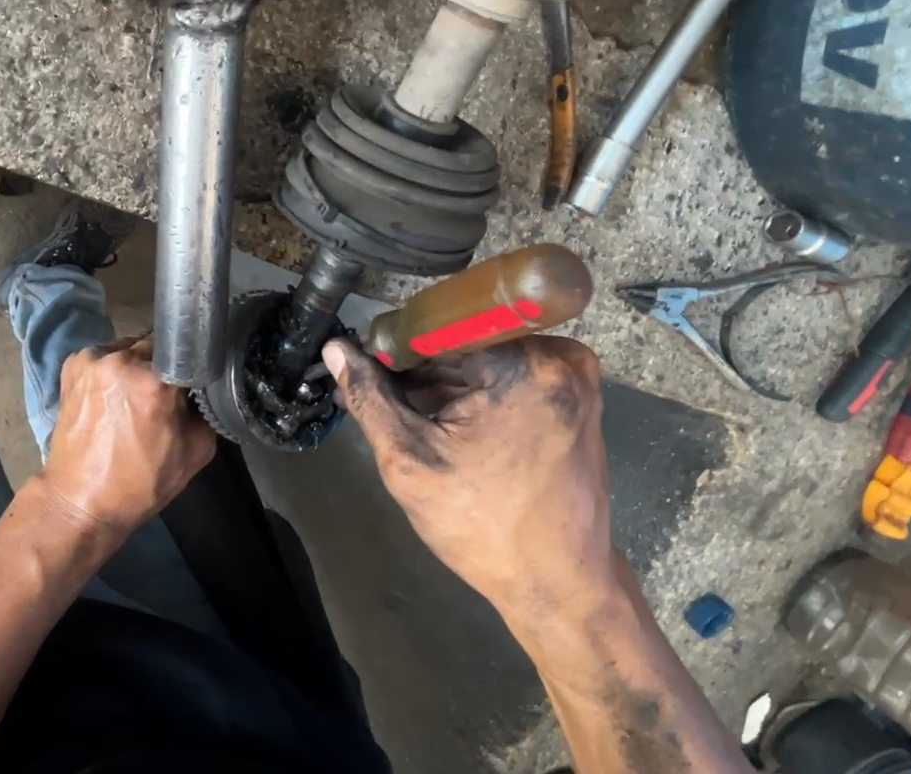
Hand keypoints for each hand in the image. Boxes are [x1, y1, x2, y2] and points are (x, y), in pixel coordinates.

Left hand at [35, 335, 216, 537]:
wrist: (80, 500)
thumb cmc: (140, 483)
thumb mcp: (195, 452)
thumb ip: (206, 411)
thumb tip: (203, 389)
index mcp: (153, 382)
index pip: (187, 355)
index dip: (193, 370)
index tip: (193, 387)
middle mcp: (120, 361)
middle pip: (156, 347)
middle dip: (163, 367)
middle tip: (164, 396)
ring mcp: (92, 360)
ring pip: (129, 347)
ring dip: (137, 365)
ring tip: (137, 396)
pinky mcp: (72, 364)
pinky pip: (105, 355)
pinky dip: (114, 369)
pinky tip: (115, 394)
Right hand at [323, 335, 613, 620]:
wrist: (559, 585)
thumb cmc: (483, 525)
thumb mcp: (409, 459)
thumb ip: (369, 396)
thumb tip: (335, 349)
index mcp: (524, 364)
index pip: (439, 325)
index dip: (396, 344)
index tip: (369, 367)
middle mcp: (559, 358)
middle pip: (465, 338)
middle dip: (420, 365)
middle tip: (382, 393)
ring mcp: (573, 377)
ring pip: (484, 355)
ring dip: (444, 378)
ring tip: (405, 410)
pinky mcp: (575, 398)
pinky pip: (509, 375)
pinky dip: (473, 390)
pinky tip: (442, 420)